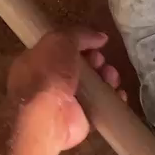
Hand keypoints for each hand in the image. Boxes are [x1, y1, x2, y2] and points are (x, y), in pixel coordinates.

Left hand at [5, 30, 122, 153]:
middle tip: (102, 63)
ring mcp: (64, 103)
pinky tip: (119, 94)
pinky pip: (99, 108)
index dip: (80, 46)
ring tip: (112, 78)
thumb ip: (79, 35)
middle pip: (79, 68)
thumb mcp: (58, 41)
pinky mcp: (79, 120)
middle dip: (96, 63)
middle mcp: (48, 82)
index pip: (61, 50)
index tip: (96, 45)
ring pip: (92, 87)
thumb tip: (100, 37)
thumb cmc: (47, 73)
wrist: (46, 115)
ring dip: (106, 79)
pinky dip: (111, 100)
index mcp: (36, 62)